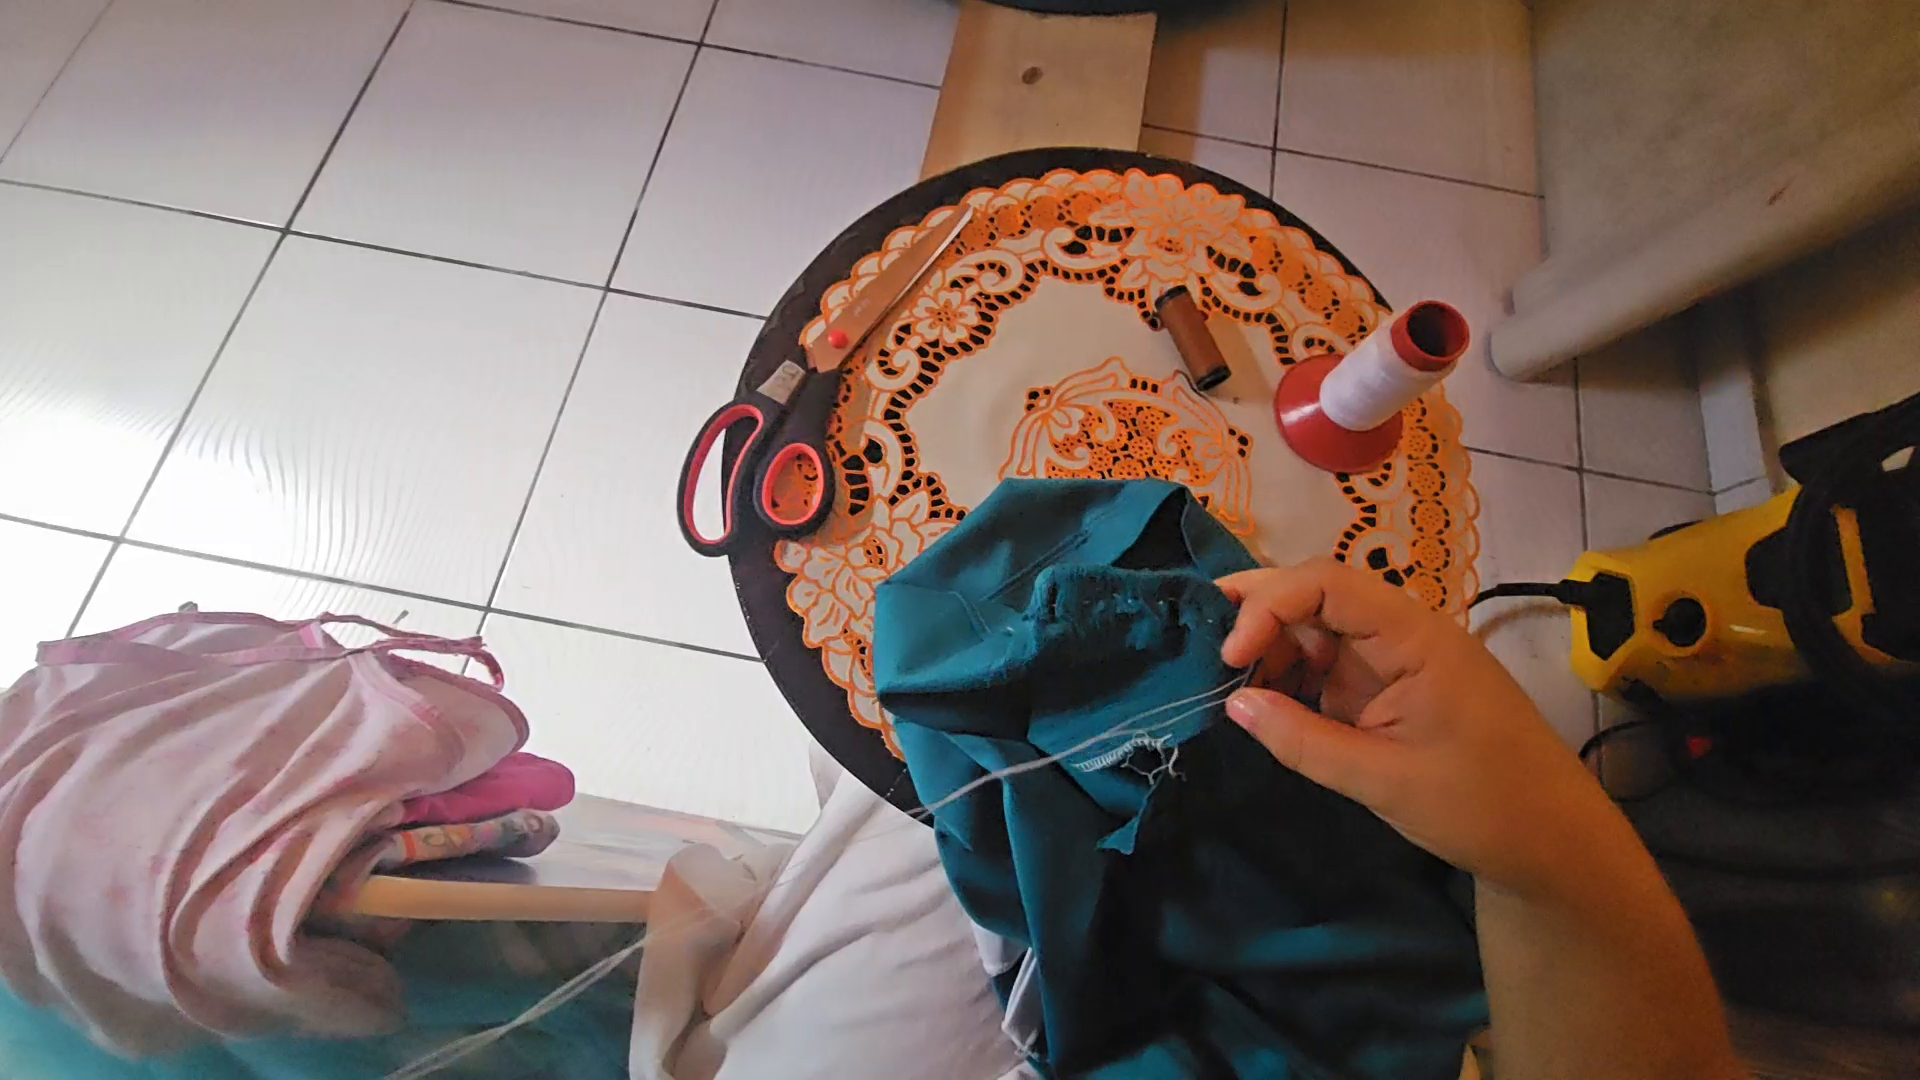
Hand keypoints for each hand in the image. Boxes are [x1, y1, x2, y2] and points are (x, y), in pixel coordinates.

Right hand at [1217, 560, 1630, 898]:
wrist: (1555, 849)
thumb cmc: (1484, 808)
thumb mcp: (1383, 780)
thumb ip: (1302, 739)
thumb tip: (1233, 703)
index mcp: (1414, 638)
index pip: (1326, 584)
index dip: (1268, 605)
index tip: (1232, 657)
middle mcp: (1398, 633)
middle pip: (1313, 592)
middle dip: (1255, 611)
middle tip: (1201, 639)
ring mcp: (1389, 658)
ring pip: (1311, 625)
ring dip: (1265, 646)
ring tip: (1225, 681)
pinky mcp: (1381, 684)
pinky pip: (1320, 661)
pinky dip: (1283, 674)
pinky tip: (1257, 699)